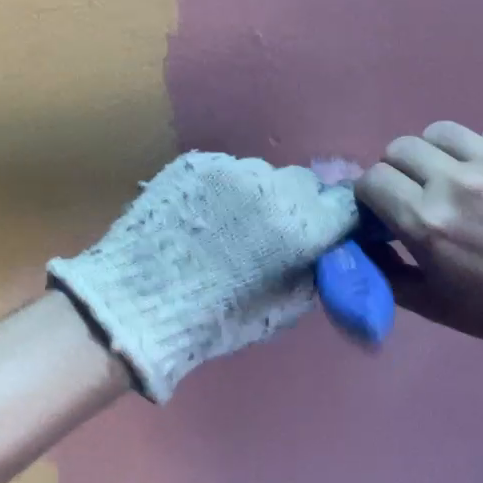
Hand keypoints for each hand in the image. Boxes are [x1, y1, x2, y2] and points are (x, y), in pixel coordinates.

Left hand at [50, 152, 356, 400]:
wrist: (136, 304)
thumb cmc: (216, 320)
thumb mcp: (285, 308)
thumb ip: (317, 269)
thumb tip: (332, 248)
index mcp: (302, 224)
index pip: (347, 202)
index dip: (342, 216)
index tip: (332, 230)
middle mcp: (271, 184)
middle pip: (305, 184)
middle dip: (301, 206)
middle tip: (277, 235)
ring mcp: (229, 167)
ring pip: (263, 176)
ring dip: (260, 197)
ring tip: (230, 229)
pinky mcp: (193, 162)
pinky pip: (225, 172)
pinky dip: (224, 191)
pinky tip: (202, 217)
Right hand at [356, 122, 482, 348]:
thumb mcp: (437, 306)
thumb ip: (385, 272)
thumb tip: (357, 243)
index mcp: (427, 222)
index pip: (371, 180)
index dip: (373, 197)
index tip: (387, 211)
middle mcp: (457, 182)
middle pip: (400, 148)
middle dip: (400, 172)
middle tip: (421, 196)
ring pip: (442, 133)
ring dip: (439, 156)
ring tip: (459, 180)